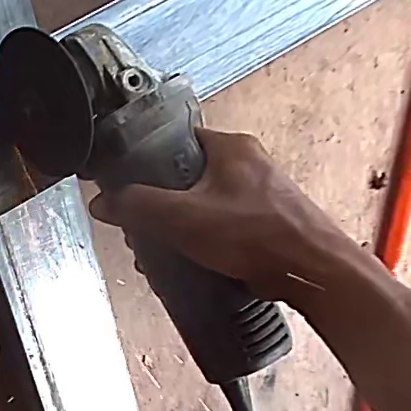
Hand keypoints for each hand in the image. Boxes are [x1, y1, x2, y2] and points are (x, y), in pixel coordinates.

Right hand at [87, 130, 362, 301]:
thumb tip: (103, 202)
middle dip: (158, 204)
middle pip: (183, 176)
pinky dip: (197, 240)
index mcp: (230, 148)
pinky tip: (189, 260)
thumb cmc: (258, 236)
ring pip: (198, 203)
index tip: (130, 184)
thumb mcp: (182, 218)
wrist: (308, 270)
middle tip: (145, 225)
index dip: (147, 161)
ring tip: (164, 248)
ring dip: (176, 227)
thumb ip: (136, 206)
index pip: (176, 139)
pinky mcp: (257, 222)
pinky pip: (215, 225)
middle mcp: (245, 164)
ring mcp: (254, 194)